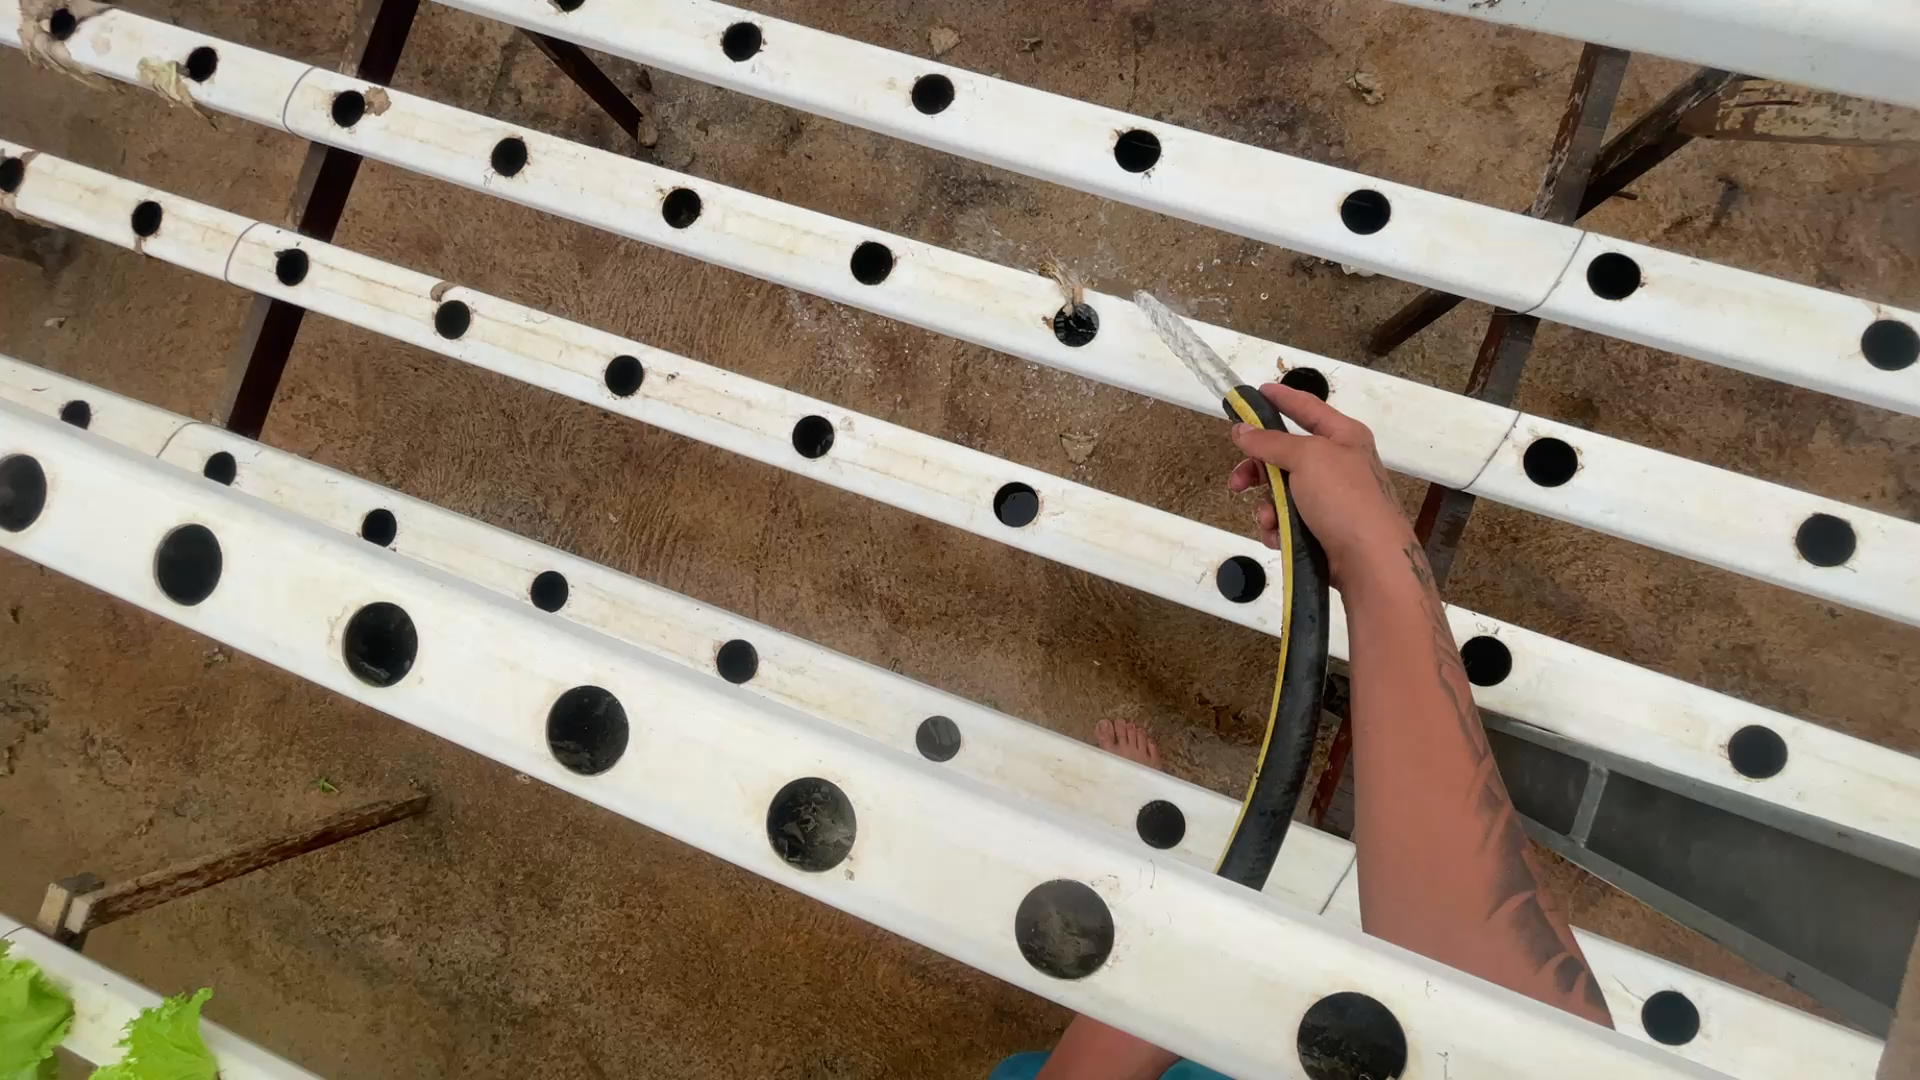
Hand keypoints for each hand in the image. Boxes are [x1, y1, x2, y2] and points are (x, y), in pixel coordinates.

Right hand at [1228, 383, 1414, 591]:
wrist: (1368, 559)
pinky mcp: (1320, 527)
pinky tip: (1280, 536)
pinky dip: (1277, 527)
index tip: (1258, 391)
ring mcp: (1328, 498)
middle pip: (1283, 455)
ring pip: (1278, 491)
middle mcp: (1336, 464)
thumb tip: (1241, 430)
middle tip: (1237, 481)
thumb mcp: (1306, 458)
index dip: (1282, 398)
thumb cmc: (1344, 498)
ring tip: (1269, 519)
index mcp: (1343, 437)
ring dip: (1267, 506)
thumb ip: (1270, 442)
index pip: (1307, 408)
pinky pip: (1285, 519)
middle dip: (1257, 470)